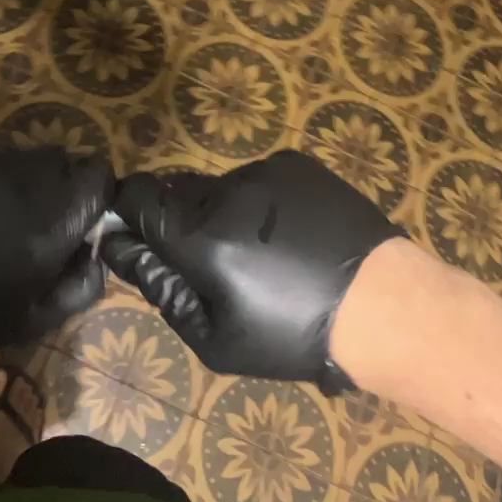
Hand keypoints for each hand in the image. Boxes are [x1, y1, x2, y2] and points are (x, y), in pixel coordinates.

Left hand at [0, 127, 110, 406]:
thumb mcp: (29, 322)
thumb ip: (82, 280)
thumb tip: (97, 238)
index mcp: (42, 222)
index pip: (96, 174)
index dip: (89, 194)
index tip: (69, 216)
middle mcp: (10, 175)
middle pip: (54, 158)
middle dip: (46, 186)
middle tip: (12, 221)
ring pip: (7, 152)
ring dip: (1, 178)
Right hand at [102, 151, 400, 390]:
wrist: (384, 306)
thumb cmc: (292, 335)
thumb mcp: (216, 338)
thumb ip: (160, 288)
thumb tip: (117, 247)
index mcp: (199, 236)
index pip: (136, 196)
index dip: (128, 213)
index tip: (140, 238)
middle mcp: (225, 190)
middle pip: (175, 190)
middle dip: (178, 220)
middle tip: (213, 262)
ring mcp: (263, 170)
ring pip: (218, 186)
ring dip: (222, 212)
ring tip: (263, 254)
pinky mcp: (295, 163)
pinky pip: (257, 178)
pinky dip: (259, 202)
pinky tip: (291, 235)